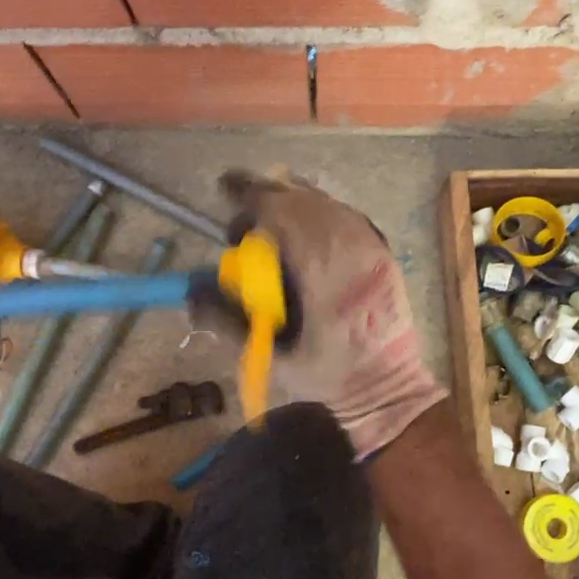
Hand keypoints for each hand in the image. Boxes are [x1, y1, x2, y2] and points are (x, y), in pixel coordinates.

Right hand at [214, 169, 445, 458]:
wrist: (388, 387)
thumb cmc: (329, 378)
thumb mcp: (274, 359)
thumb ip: (230, 325)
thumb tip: (189, 296)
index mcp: (326, 277)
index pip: (283, 215)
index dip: (250, 197)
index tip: (223, 191)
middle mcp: (352, 252)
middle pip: (303, 201)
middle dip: (265, 198)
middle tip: (240, 222)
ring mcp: (373, 248)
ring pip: (326, 202)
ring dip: (291, 201)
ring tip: (266, 219)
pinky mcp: (383, 251)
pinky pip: (346, 213)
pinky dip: (318, 209)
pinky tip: (302, 225)